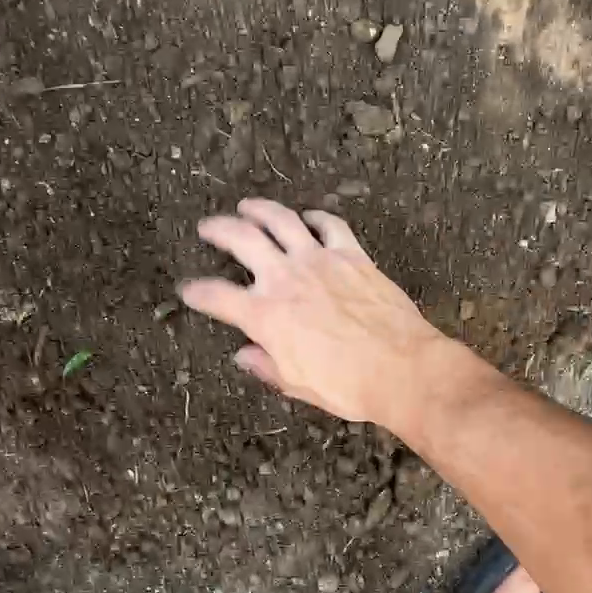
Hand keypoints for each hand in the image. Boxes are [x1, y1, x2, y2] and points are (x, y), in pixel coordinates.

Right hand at [181, 199, 470, 424]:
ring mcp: (320, 261)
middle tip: (208, 226)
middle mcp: (286, 279)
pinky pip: (330, 225)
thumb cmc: (349, 386)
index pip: (217, 296)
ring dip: (261, 209)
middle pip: (242, 239)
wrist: (402, 369)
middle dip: (219, 229)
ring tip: (248, 206)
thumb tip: (244, 356)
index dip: (197, 292)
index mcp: (266, 316)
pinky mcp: (352, 255)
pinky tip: (309, 216)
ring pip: (282, 220)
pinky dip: (316, 217)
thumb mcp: (297, 384)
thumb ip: (266, 365)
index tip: (189, 290)